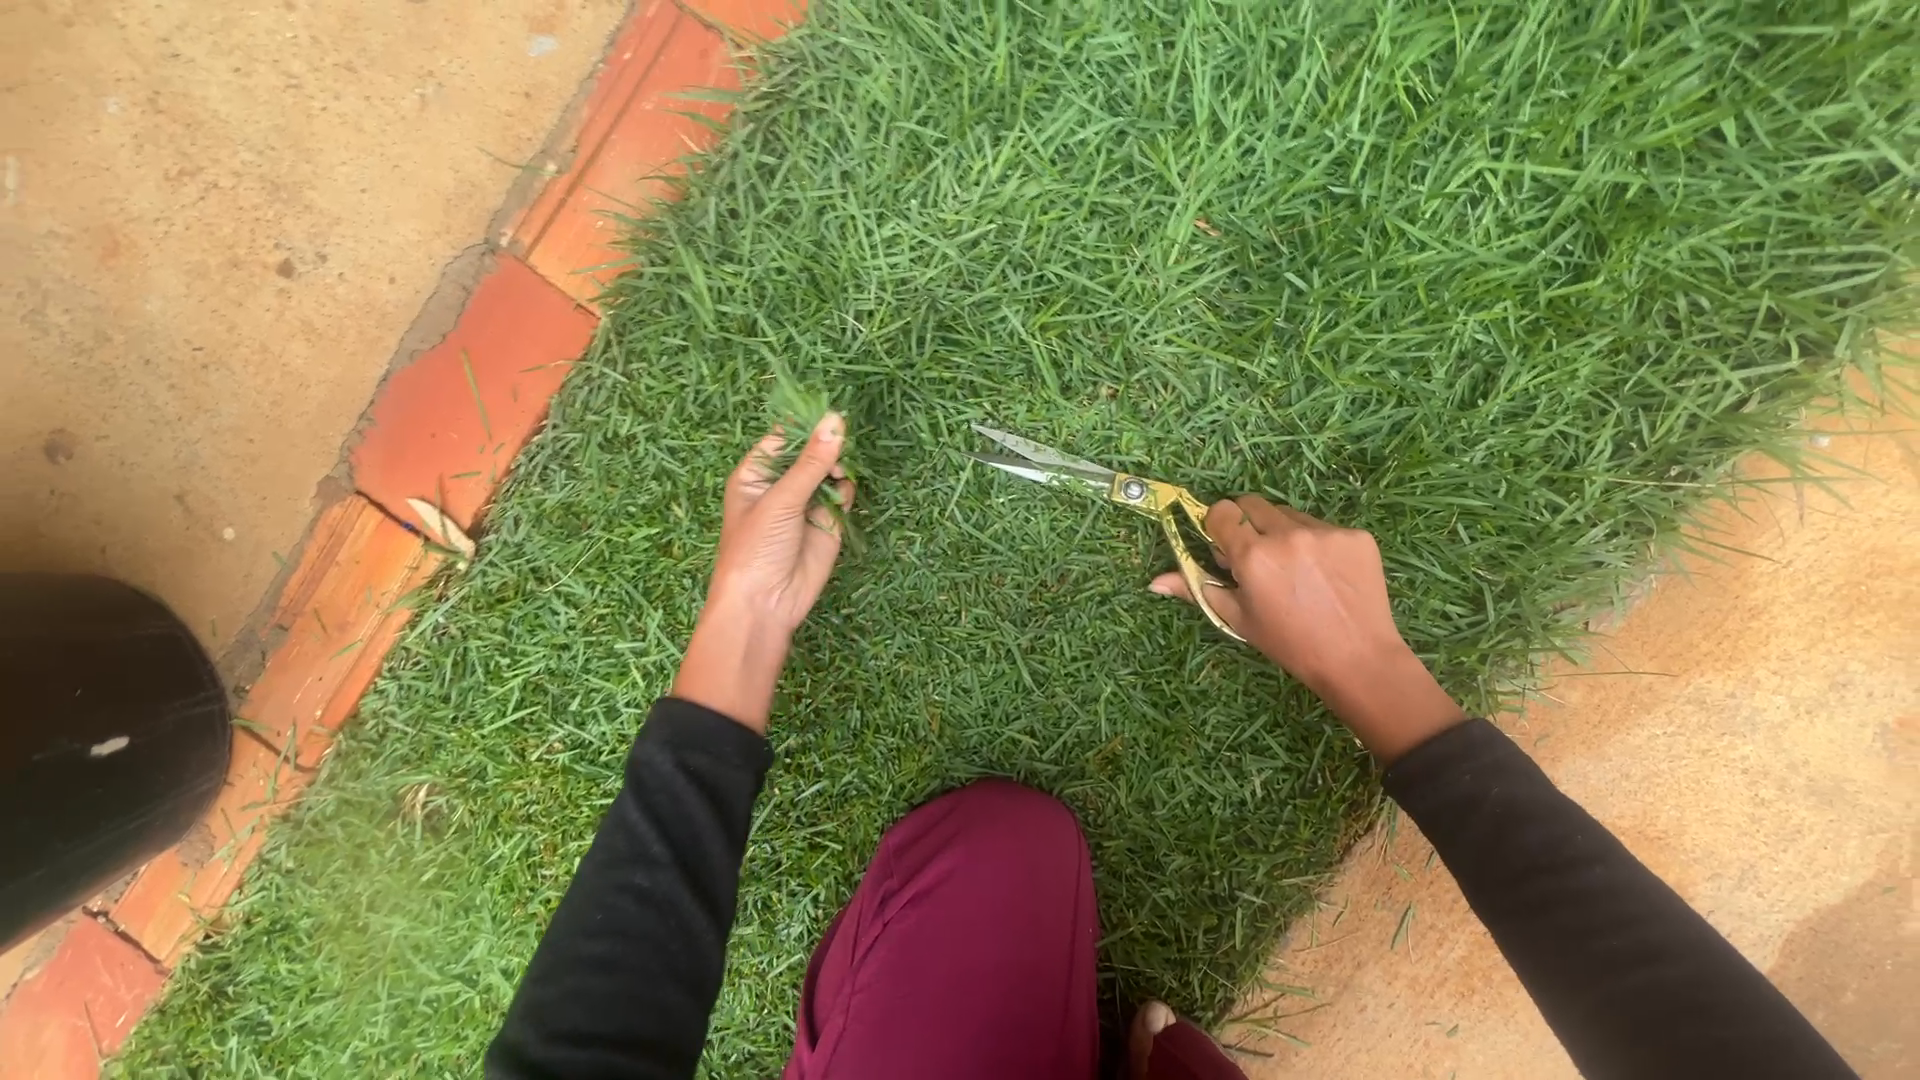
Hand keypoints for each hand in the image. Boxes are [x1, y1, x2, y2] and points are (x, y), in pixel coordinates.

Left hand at [672, 413, 854, 733]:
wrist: (765, 603)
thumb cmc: (756, 547)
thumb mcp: (781, 499)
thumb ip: (812, 461)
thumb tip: (836, 420)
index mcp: (757, 473)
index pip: (785, 437)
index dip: (807, 426)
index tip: (831, 415)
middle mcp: (782, 485)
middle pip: (812, 452)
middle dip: (828, 446)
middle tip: (839, 446)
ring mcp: (806, 503)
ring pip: (831, 471)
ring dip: (839, 467)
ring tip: (838, 475)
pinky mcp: (828, 522)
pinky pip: (842, 495)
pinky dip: (846, 490)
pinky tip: (842, 493)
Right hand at [1149, 495, 1463, 763]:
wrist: (1356, 658)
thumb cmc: (1288, 643)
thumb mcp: (1237, 618)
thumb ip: (1196, 589)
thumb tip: (1154, 581)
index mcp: (1253, 556)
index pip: (1222, 511)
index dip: (1219, 526)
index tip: (1225, 546)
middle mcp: (1287, 536)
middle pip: (1252, 504)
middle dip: (1247, 524)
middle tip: (1256, 557)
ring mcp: (1326, 532)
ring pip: (1288, 514)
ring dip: (1281, 532)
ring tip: (1294, 570)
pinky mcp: (1356, 535)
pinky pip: (1322, 526)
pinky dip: (1316, 542)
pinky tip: (1324, 573)